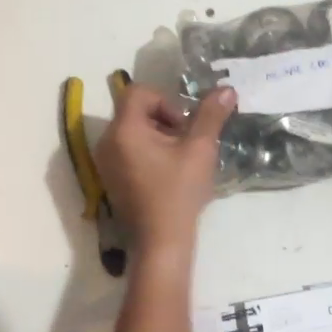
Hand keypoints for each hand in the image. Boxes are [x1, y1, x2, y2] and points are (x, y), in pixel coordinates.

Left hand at [97, 85, 236, 249]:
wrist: (160, 242)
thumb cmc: (179, 193)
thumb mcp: (199, 150)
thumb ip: (210, 116)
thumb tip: (226, 89)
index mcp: (124, 130)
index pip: (139, 92)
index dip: (166, 101)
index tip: (184, 126)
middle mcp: (107, 141)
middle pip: (135, 110)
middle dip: (164, 120)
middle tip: (186, 143)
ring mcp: (105, 162)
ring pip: (132, 131)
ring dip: (158, 136)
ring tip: (179, 159)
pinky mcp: (110, 178)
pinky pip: (127, 150)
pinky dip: (147, 152)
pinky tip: (167, 174)